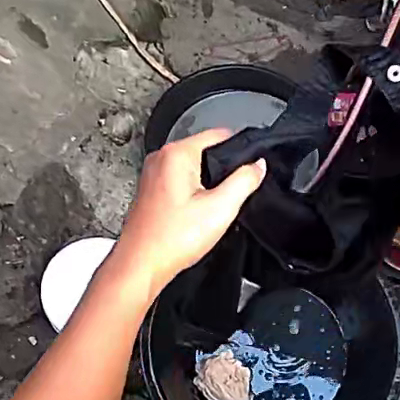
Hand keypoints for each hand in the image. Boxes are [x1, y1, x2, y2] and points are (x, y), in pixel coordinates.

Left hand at [106, 127, 265, 298]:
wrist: (142, 264)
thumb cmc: (171, 239)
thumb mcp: (221, 208)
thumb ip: (244, 181)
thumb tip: (258, 165)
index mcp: (176, 154)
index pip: (219, 134)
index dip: (242, 148)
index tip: (253, 165)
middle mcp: (161, 159)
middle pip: (206, 151)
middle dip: (224, 170)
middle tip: (231, 196)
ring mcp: (153, 174)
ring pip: (194, 169)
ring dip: (208, 185)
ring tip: (211, 209)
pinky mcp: (152, 191)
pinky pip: (181, 183)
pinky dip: (194, 195)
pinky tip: (196, 216)